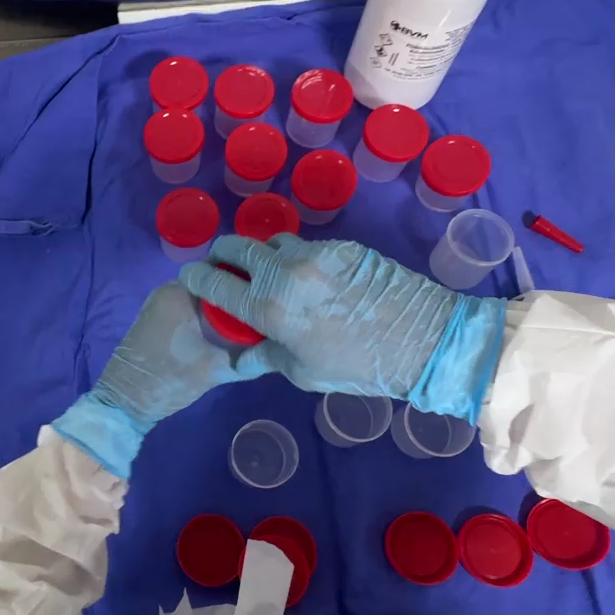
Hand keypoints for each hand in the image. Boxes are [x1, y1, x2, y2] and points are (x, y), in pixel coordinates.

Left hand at [51, 281, 262, 477]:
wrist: (126, 402)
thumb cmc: (169, 380)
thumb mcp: (217, 367)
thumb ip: (248, 350)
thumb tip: (276, 340)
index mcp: (181, 292)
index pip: (225, 273)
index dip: (249, 284)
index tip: (271, 297)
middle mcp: (169, 288)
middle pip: (216, 284)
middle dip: (238, 297)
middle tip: (265, 312)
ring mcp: (161, 302)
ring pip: (204, 298)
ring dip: (224, 310)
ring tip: (251, 324)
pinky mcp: (158, 318)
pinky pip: (191, 309)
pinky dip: (208, 318)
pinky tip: (227, 333)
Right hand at [178, 234, 506, 419]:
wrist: (426, 340)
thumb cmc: (359, 367)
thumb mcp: (304, 373)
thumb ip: (265, 356)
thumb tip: (242, 354)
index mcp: (270, 310)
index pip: (215, 284)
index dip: (195, 278)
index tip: (189, 278)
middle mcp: (285, 274)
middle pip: (236, 246)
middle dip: (221, 254)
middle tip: (222, 265)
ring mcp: (315, 254)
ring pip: (271, 241)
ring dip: (260, 254)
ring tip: (266, 271)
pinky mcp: (342, 246)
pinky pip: (304, 245)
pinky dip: (294, 256)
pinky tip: (305, 275)